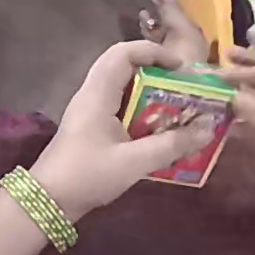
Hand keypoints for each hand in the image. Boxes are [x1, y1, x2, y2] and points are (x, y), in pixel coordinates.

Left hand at [31, 41, 214, 219]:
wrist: (47, 201)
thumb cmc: (87, 175)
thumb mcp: (133, 162)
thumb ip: (171, 145)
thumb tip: (207, 130)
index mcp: (97, 94)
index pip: (123, 53)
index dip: (153, 52)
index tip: (180, 67)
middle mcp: (91, 95)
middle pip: (123, 67)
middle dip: (156, 72)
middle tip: (182, 88)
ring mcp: (88, 112)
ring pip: (122, 88)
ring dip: (149, 93)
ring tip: (177, 108)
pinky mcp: (89, 128)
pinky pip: (118, 107)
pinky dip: (139, 111)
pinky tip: (157, 131)